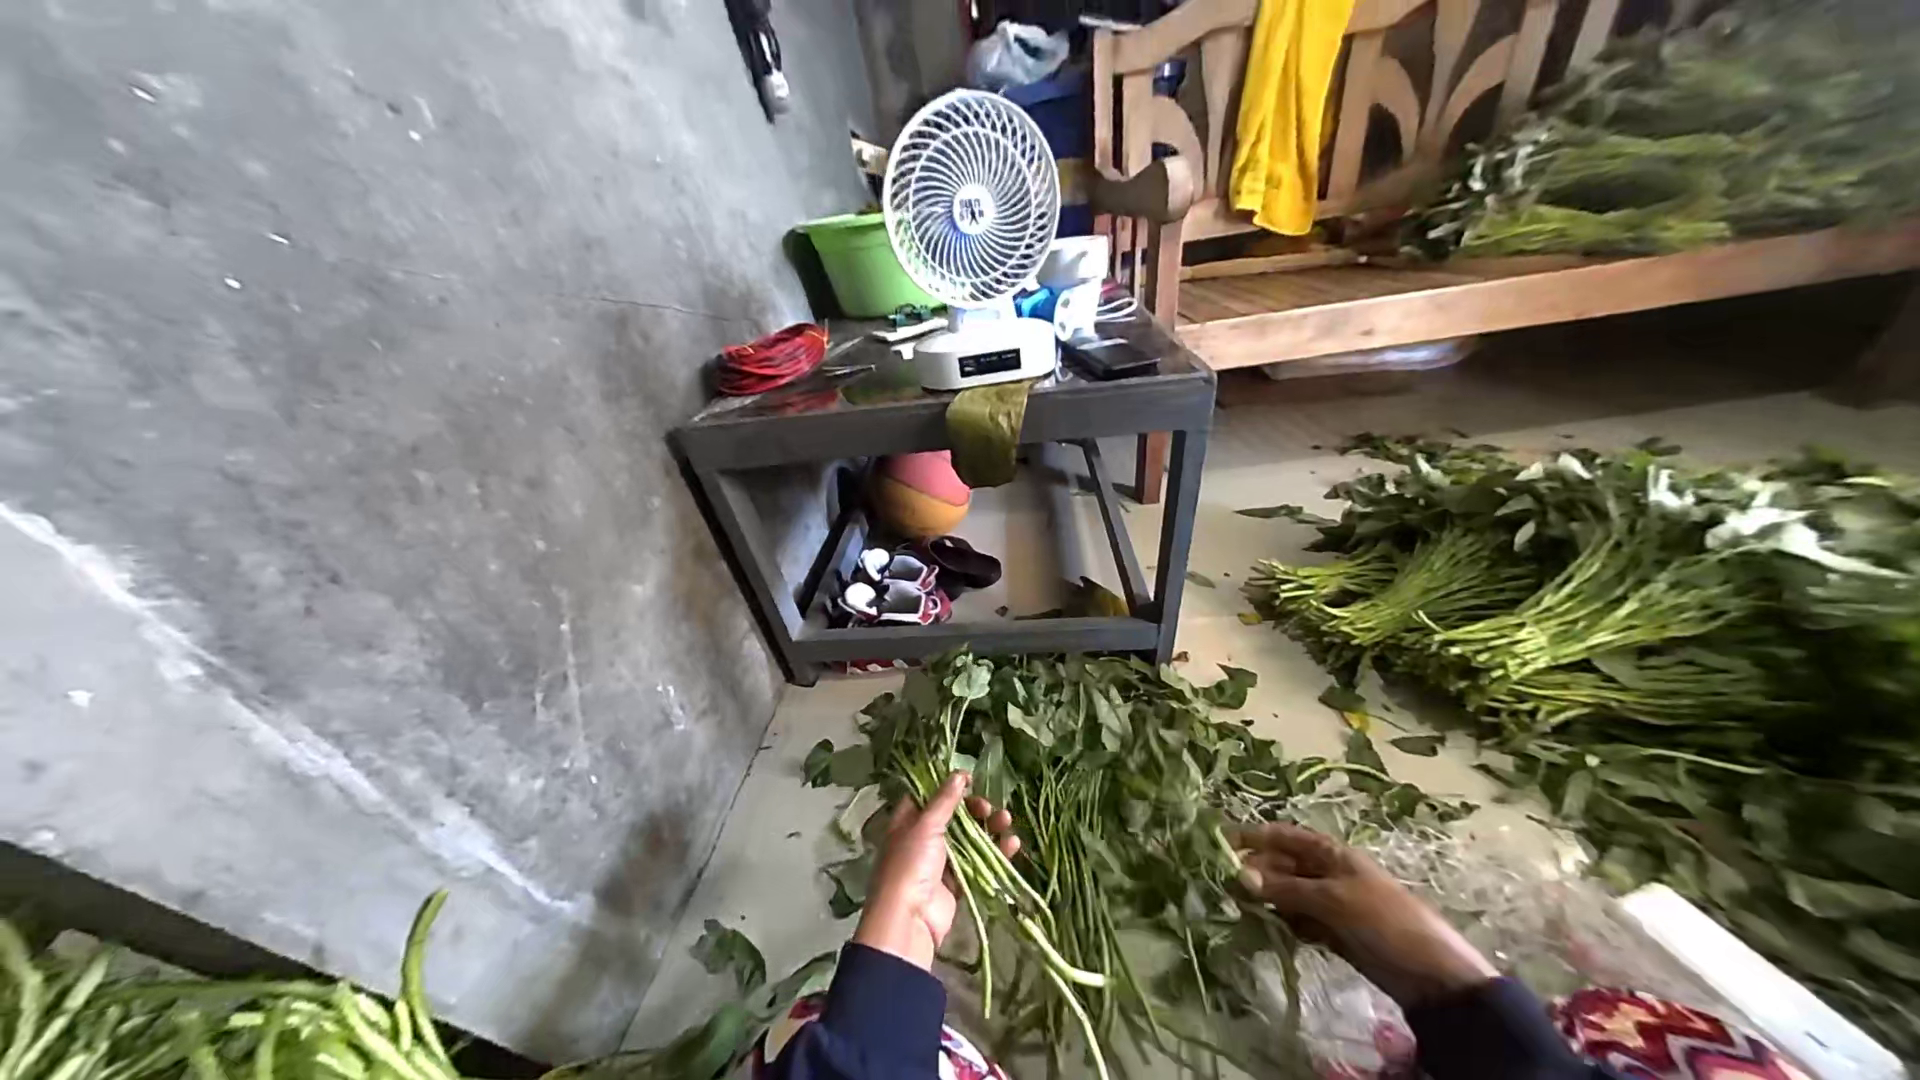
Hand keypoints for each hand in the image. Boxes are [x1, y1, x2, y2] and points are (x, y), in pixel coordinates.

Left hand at [853, 772, 1020, 971]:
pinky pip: (978, 863)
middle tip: (988, 807)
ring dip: (989, 828)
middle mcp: (922, 838)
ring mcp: (940, 862)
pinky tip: (1012, 844)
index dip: (949, 786)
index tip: (971, 779)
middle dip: (974, 809)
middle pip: (953, 817)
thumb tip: (959, 774)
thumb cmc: (911, 864)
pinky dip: (995, 853)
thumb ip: (944, 800)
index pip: (929, 795)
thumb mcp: (926, 825)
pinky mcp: (956, 883)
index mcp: (908, 821)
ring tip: (1007, 821)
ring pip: (969, 839)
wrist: (909, 920)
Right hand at [1232, 822, 1496, 1006]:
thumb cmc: (1384, 921)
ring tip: (1243, 912)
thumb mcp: (1332, 899)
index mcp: (1329, 852)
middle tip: (1227, 887)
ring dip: (1266, 901)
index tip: (1218, 842)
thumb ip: (1285, 888)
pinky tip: (1268, 931)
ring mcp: (1329, 901)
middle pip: (1280, 864)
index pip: (1281, 835)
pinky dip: (1282, 924)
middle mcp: (1325, 871)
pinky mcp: (1333, 931)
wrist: (1436, 978)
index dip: (1251, 836)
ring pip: (1285, 893)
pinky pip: (1297, 919)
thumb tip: (1239, 876)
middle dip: (1255, 873)